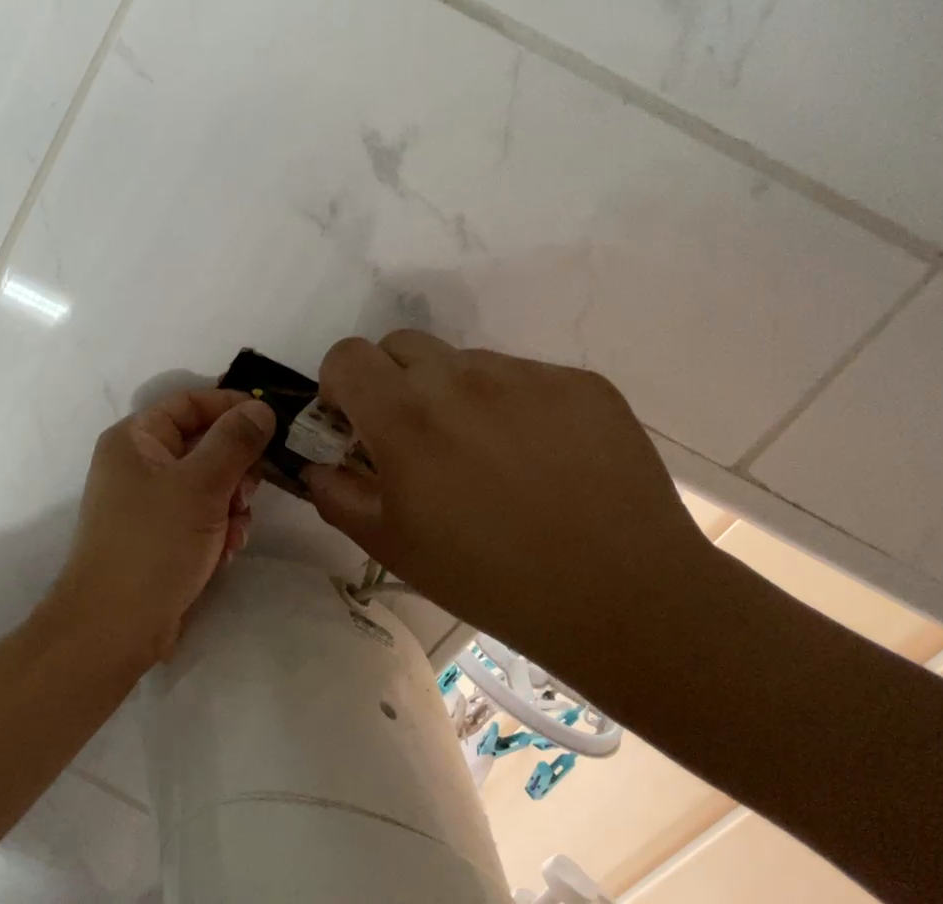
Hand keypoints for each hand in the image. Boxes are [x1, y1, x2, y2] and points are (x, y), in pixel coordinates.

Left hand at [39, 388, 275, 664]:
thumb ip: (234, 442)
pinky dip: (218, 531)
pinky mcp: (161, 538)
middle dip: (235, 469)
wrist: (115, 625)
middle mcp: (138, 464)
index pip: (189, 403)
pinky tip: (222, 553)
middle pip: (204, 445)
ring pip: (209, 485)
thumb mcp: (199, 485)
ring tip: (231, 531)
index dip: (231, 406)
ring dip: (231, 506)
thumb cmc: (153, 543)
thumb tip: (260, 407)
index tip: (275, 421)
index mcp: (135, 439)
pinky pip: (202, 518)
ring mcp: (149, 503)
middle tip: (250, 491)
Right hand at [302, 331, 710, 656]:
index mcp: (403, 416)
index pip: (347, 355)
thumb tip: (317, 463)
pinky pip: (524, 377)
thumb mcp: (389, 545)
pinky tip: (539, 459)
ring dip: (455, 393)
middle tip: (416, 438)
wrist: (624, 597)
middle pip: (401, 345)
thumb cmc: (489, 579)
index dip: (340, 385)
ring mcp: (526, 376)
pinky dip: (513, 405)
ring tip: (488, 455)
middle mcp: (460, 379)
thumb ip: (335, 493)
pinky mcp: (581, 384)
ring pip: (465, 361)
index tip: (355, 424)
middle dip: (392, 381)